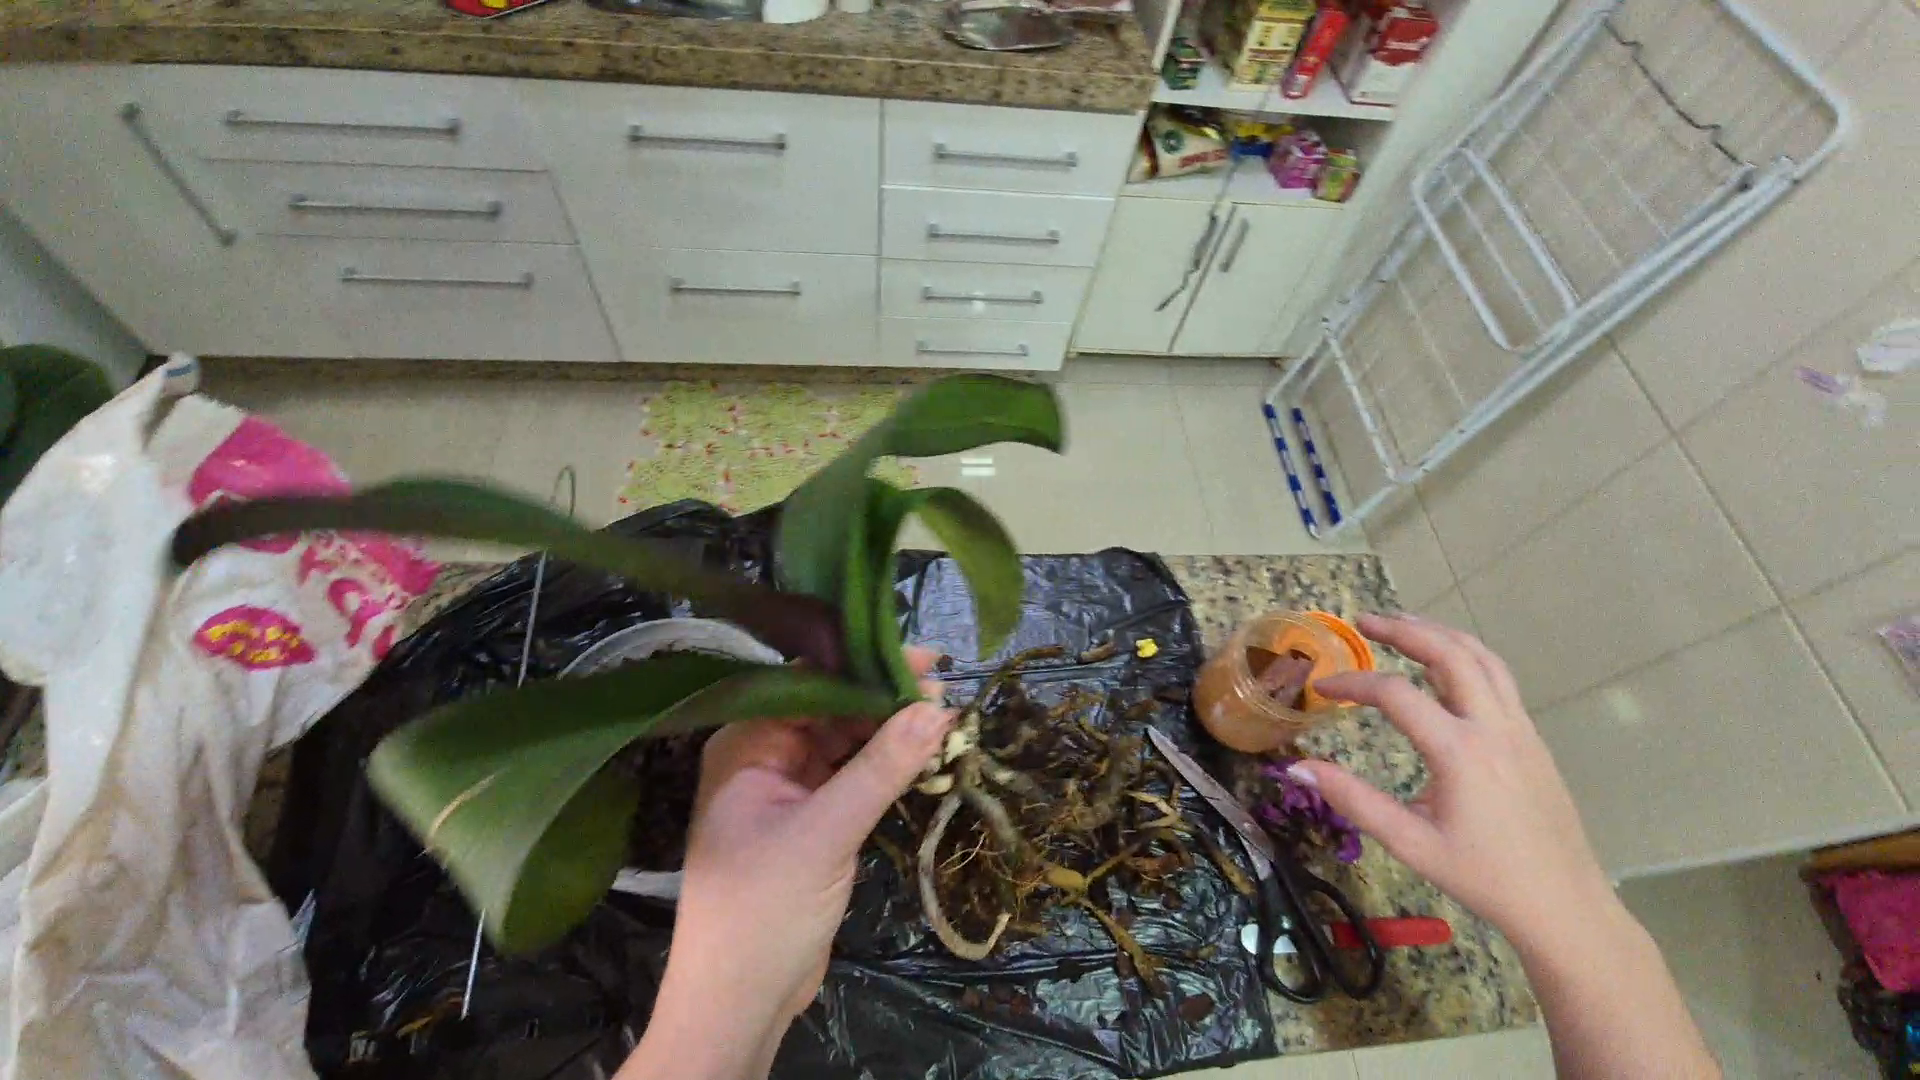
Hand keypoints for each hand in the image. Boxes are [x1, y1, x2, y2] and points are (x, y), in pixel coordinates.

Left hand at [621, 650, 953, 1078]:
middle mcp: (764, 756)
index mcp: (746, 744)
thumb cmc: (765, 910)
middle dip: (885, 699)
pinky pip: (853, 777)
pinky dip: (887, 767)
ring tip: (945, 716)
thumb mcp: (827, 833)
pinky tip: (925, 755)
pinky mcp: (813, 820)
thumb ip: (882, 769)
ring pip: (847, 743)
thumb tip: (940, 707)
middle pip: (832, 710)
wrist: (739, 1006)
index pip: (810, 685)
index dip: (866, 667)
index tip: (925, 660)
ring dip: (891, 733)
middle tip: (944, 686)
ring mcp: (789, 789)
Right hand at [1291, 614, 1615, 951]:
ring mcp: (1520, 729)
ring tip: (1402, 625)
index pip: (1396, 694)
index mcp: (1461, 752)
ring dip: (1439, 634)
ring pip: (1483, 658)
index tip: (1321, 688)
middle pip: (1450, 653)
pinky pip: (1499, 678)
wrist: (1565, 905)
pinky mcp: (1531, 739)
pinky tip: (1442, 665)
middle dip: (1404, 629)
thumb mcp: (1410, 843)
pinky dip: (1465, 655)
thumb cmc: (1483, 877)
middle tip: (1363, 621)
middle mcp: (1494, 728)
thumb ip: (1352, 799)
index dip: (1352, 683)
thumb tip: (1295, 765)